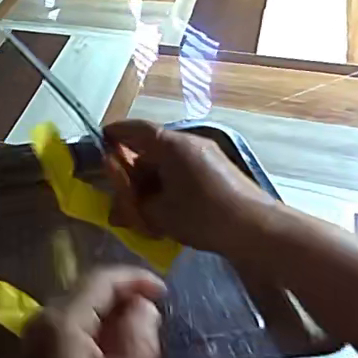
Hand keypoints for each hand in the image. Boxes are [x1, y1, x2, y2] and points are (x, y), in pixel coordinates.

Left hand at [0, 267, 165, 357]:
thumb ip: (140, 340)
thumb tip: (144, 306)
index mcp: (63, 322)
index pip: (102, 280)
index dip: (136, 278)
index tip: (165, 291)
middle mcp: (42, 318)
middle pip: (88, 289)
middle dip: (124, 293)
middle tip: (157, 310)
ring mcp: (32, 334)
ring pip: (78, 305)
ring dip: (109, 310)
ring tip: (141, 327)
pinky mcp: (30, 351)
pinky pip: (68, 323)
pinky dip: (94, 325)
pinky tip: (112, 345)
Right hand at [102, 121, 278, 254]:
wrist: (257, 228)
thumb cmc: (203, 216)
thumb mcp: (158, 215)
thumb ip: (132, 207)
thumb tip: (114, 210)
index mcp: (170, 145)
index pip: (134, 129)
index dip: (114, 134)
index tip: (100, 142)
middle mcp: (188, 142)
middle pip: (150, 146)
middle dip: (131, 165)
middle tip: (120, 188)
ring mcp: (206, 154)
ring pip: (167, 159)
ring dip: (151, 177)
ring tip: (144, 204)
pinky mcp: (217, 169)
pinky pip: (183, 168)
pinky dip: (168, 181)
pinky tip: (167, 205)